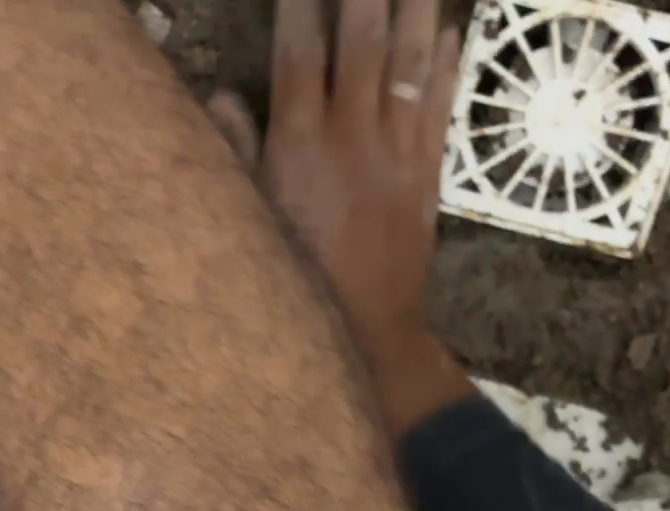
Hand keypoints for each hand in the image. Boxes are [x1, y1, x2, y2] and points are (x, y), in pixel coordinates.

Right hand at [209, 0, 459, 356]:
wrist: (365, 320)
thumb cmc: (299, 273)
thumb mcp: (255, 219)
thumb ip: (238, 154)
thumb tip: (220, 97)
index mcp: (300, 144)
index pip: (298, 53)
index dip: (299, 4)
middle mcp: (351, 132)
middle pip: (361, 40)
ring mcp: (397, 148)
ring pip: (409, 61)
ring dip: (414, 7)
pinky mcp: (428, 169)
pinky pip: (440, 104)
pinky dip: (446, 65)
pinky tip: (450, 31)